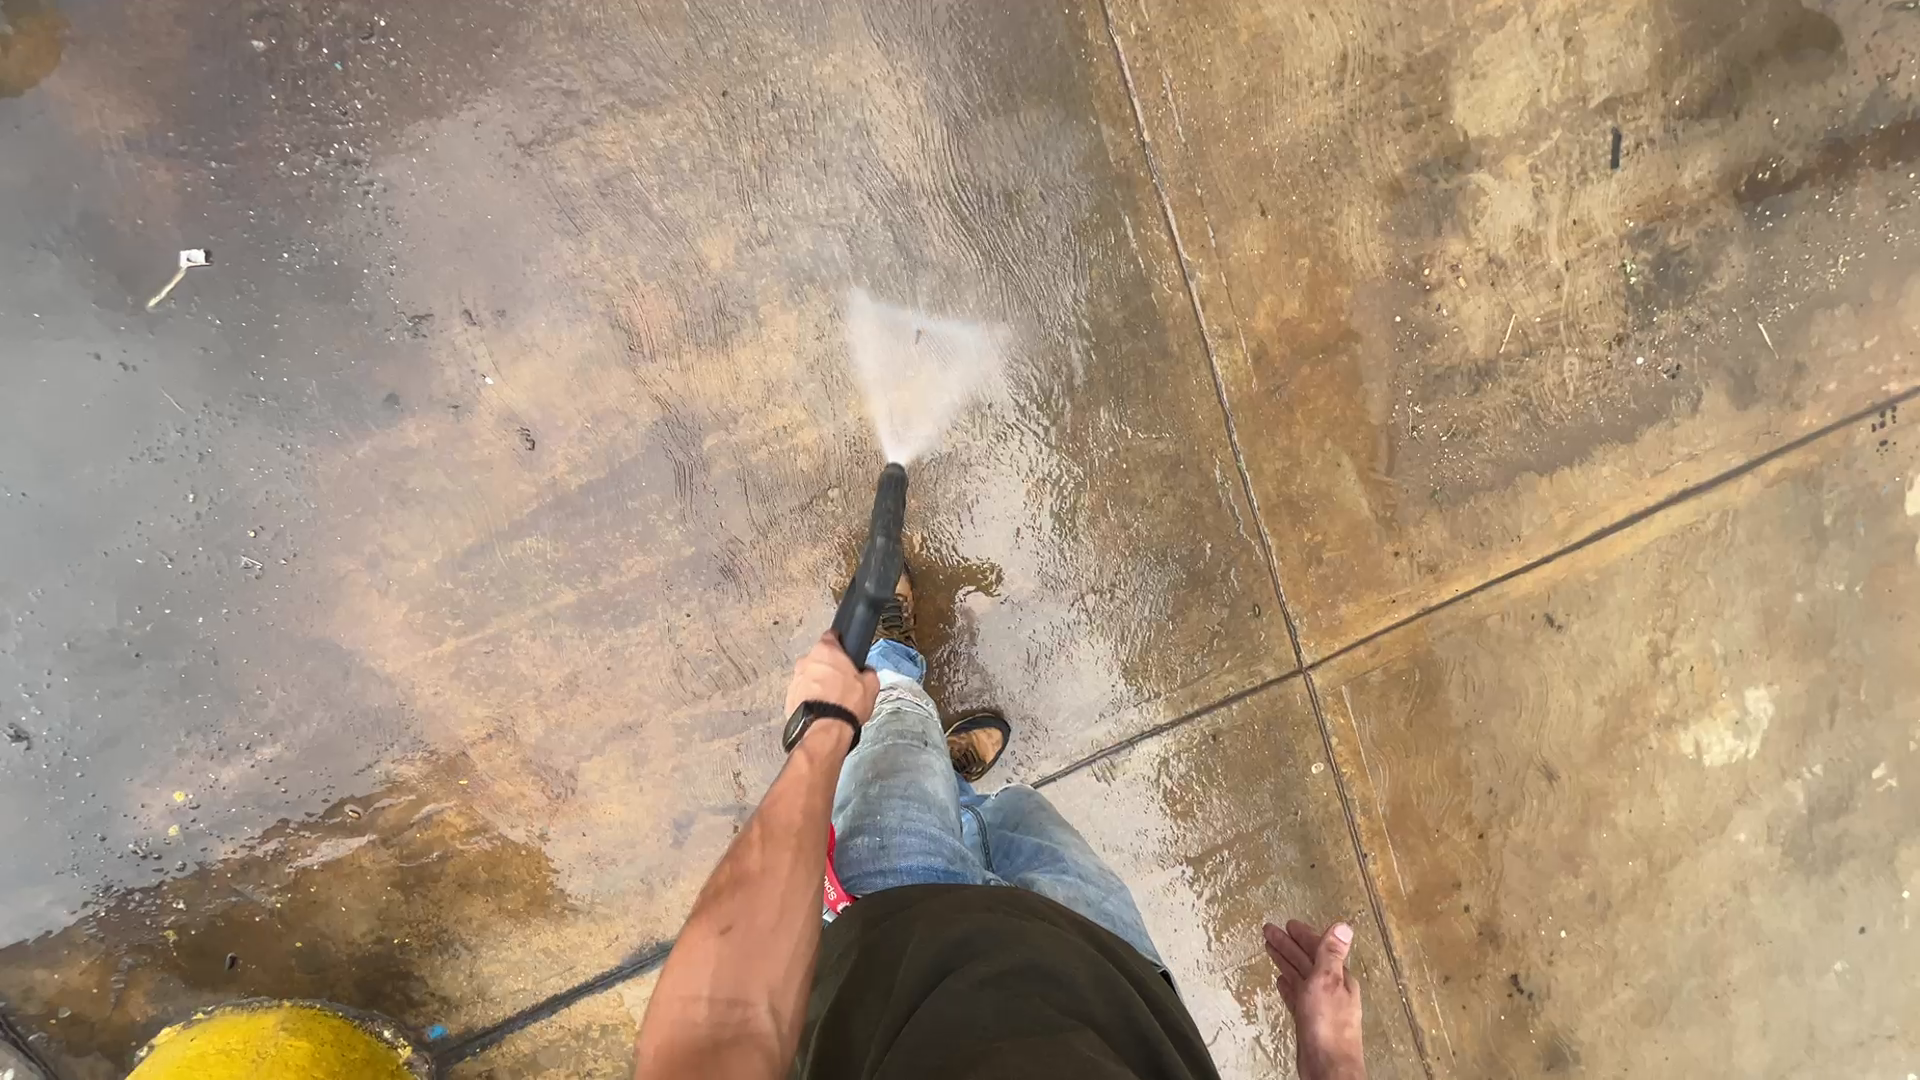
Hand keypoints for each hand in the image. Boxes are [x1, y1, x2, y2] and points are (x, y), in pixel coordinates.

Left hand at [783, 632, 880, 726]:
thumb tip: (867, 673)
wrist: (825, 730)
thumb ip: (869, 672)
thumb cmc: (845, 704)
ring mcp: (796, 679)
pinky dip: (810, 698)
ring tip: (833, 699)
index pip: (831, 636)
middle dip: (829, 667)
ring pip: (809, 676)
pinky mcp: (789, 697)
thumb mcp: (871, 685)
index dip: (839, 643)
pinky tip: (823, 709)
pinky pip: (802, 693)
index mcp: (827, 651)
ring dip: (818, 684)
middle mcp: (807, 661)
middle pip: (819, 658)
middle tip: (843, 681)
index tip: (844, 650)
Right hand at [1263, 919, 1364, 1079]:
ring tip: (1269, 947)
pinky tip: (1280, 981)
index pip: (1319, 948)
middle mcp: (1330, 990)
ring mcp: (1319, 1006)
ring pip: (1299, 976)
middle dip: (1288, 944)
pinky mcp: (1308, 1020)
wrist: (1327, 1068)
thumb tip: (1344, 926)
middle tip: (1269, 930)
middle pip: (1306, 960)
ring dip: (1285, 960)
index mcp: (1338, 978)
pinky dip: (1287, 986)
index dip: (1303, 935)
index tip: (1289, 923)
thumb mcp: (1328, 981)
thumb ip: (1332, 953)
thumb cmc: (1328, 1025)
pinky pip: (1296, 996)